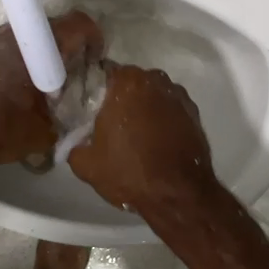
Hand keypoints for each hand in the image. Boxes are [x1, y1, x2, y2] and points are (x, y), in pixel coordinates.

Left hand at [0, 12, 104, 165]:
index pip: (78, 24)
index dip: (94, 37)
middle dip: (68, 48)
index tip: (95, 58)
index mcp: (37, 46)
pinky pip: (8, 48)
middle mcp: (14, 33)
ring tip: (44, 87)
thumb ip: (66, 121)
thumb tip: (74, 118)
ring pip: (28, 38)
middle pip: (53, 28)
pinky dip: (19, 62)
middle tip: (72, 77)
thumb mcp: (44, 133)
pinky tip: (16, 91)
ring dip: (41, 56)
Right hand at [67, 64, 216, 214]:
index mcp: (126, 82)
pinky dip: (162, 119)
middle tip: (109, 121)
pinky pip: (170, 109)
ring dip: (143, 107)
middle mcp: (155, 80)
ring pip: (152, 95)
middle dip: (120, 98)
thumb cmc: (129, 172)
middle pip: (130, 83)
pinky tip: (155, 140)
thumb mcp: (86, 163)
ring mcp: (178, 95)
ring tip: (134, 133)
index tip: (89, 107)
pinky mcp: (194, 113)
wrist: (179, 194)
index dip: (95, 90)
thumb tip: (74, 141)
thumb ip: (74, 144)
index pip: (103, 73)